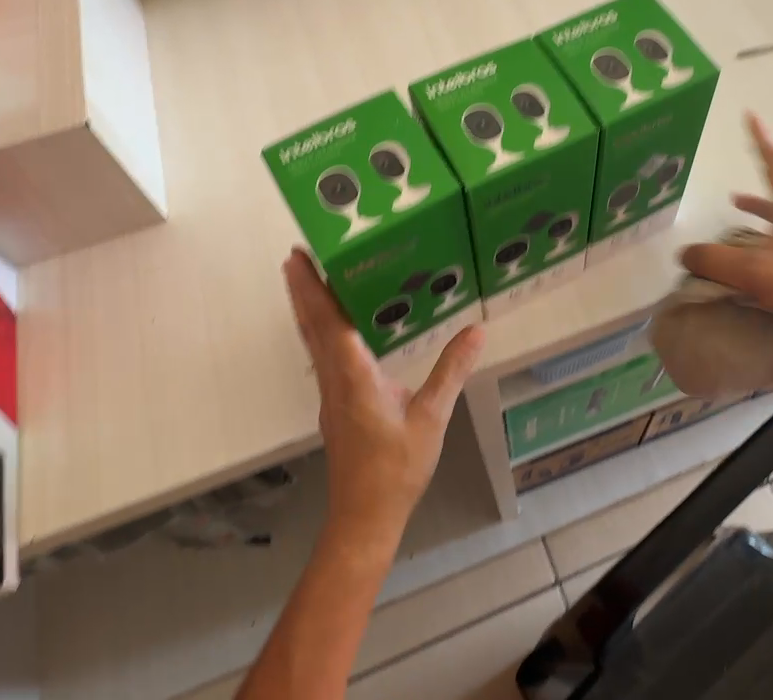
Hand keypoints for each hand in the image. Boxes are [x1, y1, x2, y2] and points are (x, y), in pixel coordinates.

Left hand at [284, 250, 484, 541]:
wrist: (365, 516)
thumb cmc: (397, 468)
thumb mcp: (432, 418)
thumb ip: (451, 371)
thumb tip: (476, 331)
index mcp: (354, 376)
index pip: (329, 322)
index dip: (313, 288)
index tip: (299, 257)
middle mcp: (334, 379)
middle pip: (311, 326)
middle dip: (302, 291)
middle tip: (296, 255)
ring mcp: (330, 394)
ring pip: (312, 342)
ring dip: (307, 309)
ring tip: (307, 281)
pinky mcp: (334, 406)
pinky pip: (321, 357)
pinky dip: (319, 331)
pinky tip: (333, 329)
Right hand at [679, 114, 772, 346]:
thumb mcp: (755, 273)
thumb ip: (715, 260)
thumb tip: (686, 253)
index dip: (762, 139)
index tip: (751, 115)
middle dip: (759, 176)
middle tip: (738, 168)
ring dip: (760, 210)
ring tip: (737, 208)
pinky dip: (765, 240)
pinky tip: (755, 258)